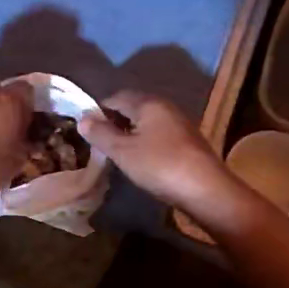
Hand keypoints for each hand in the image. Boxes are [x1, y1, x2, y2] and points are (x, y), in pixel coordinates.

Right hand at [78, 90, 234, 211]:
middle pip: (132, 107)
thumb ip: (100, 133)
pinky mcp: (186, 141)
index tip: (85, 129)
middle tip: (97, 141)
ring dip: (128, 132)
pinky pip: (157, 133)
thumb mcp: (122, 151)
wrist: (206, 190)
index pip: (115, 97)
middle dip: (113, 120)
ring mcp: (179, 123)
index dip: (97, 110)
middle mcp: (165, 107)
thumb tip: (82, 118)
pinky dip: (143, 140)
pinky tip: (138, 158)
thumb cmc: (159, 166)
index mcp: (148, 103)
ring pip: (145, 121)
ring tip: (115, 151)